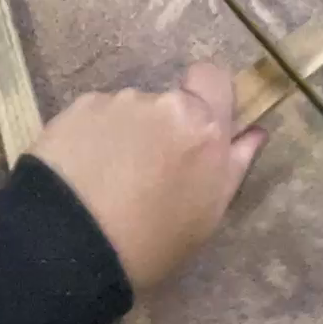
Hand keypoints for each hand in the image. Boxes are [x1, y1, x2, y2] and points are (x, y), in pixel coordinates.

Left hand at [33, 62, 268, 290]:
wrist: (68, 246)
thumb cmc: (151, 242)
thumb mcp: (207, 214)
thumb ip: (234, 164)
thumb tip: (254, 133)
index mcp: (203, 126)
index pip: (214, 78)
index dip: (207, 96)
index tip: (195, 130)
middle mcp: (163, 103)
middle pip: (169, 102)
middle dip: (162, 127)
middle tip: (147, 171)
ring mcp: (118, 102)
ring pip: (131, 111)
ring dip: (127, 133)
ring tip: (107, 178)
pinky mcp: (78, 108)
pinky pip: (97, 117)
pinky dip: (94, 136)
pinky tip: (82, 171)